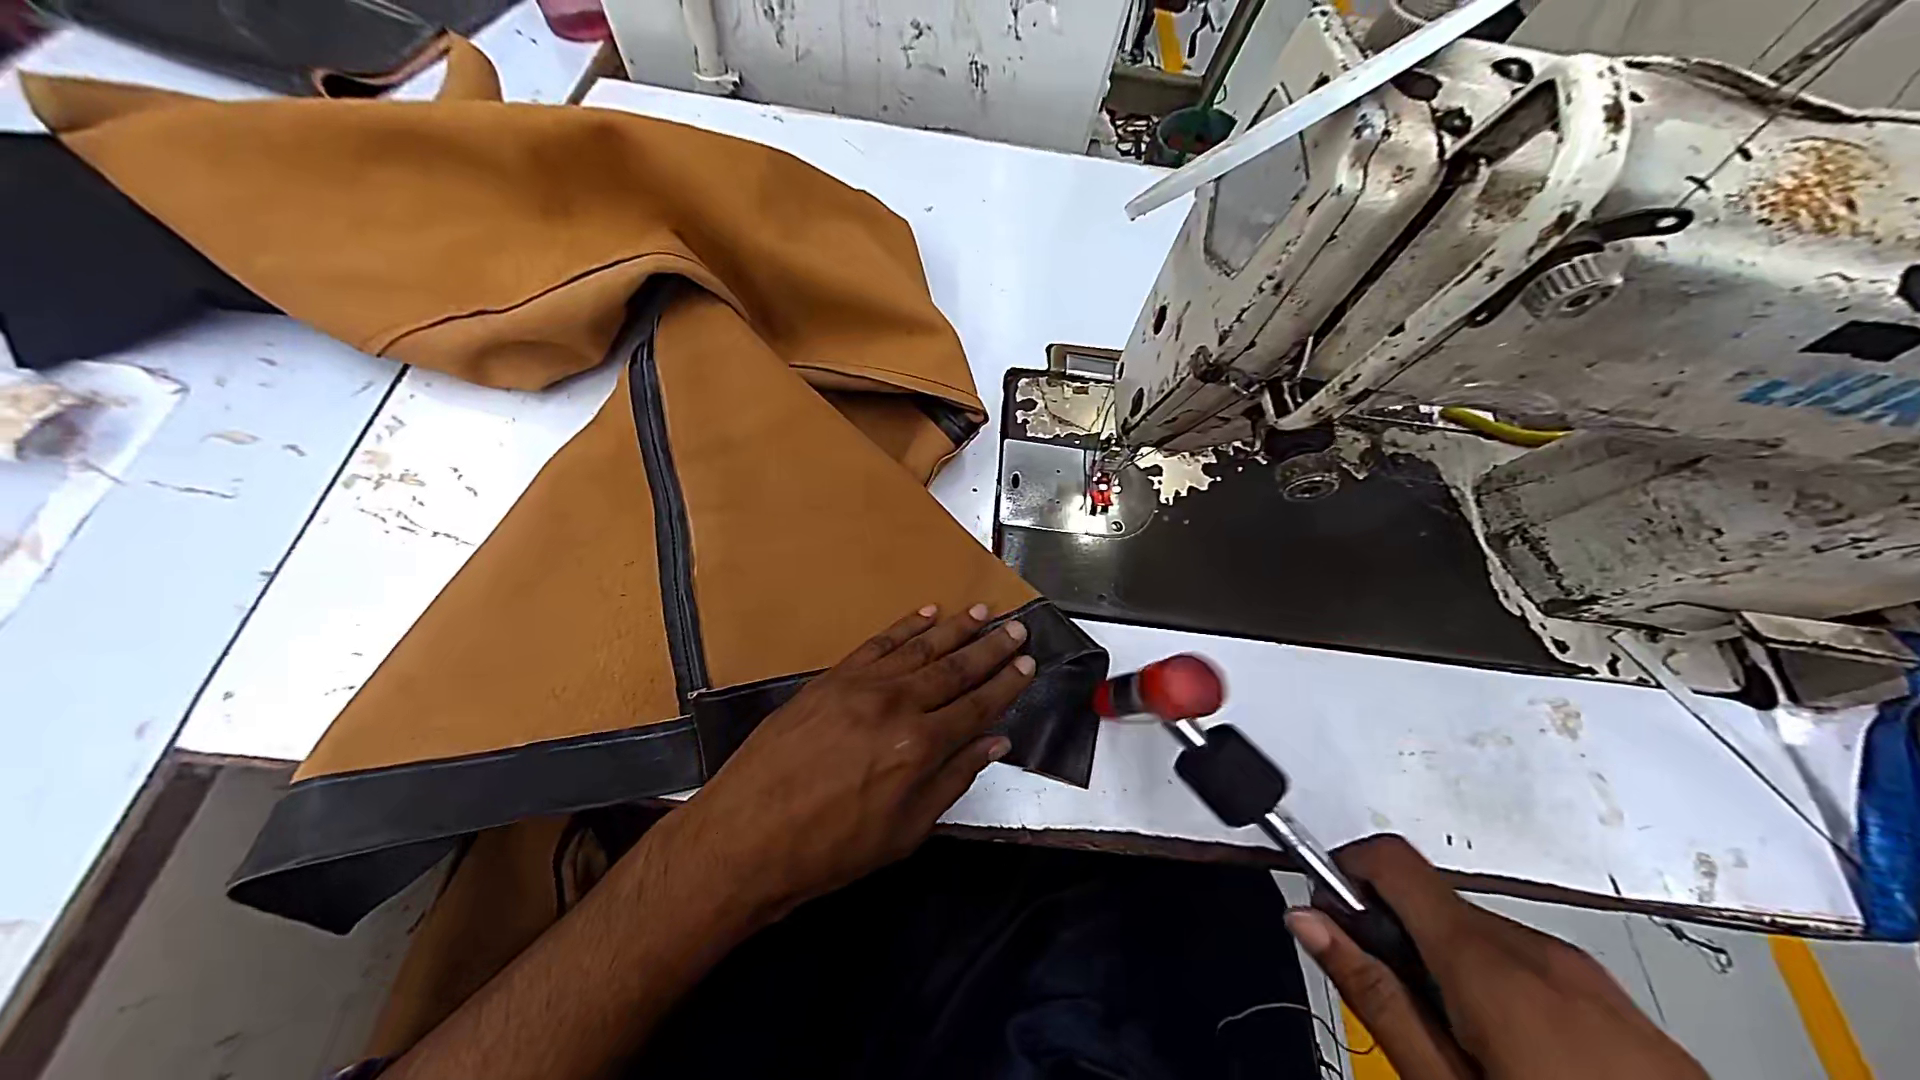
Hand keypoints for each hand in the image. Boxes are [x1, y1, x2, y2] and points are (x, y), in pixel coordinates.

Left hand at [651, 603, 1033, 925]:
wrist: (746, 837)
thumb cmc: (827, 848)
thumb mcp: (905, 832)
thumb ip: (953, 779)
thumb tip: (992, 743)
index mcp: (920, 747)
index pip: (978, 705)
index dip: (1008, 684)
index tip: (1027, 664)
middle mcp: (895, 706)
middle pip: (956, 668)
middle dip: (991, 647)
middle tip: (1016, 627)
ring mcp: (861, 687)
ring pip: (921, 648)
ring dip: (956, 628)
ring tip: (981, 612)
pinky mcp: (831, 679)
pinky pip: (878, 644)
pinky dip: (904, 627)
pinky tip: (925, 615)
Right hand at [1286, 835, 1707, 1079]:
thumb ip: (1372, 992)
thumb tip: (1309, 922)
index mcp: (1486, 964)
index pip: (1389, 858)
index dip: (1344, 872)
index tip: (1331, 916)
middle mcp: (1539, 951)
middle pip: (1428, 898)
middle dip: (1390, 932)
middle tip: (1392, 1003)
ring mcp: (1585, 974)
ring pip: (1475, 930)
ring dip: (1441, 960)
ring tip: (1457, 1040)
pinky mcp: (1616, 997)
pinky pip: (1527, 958)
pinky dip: (1493, 979)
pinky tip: (1511, 1048)